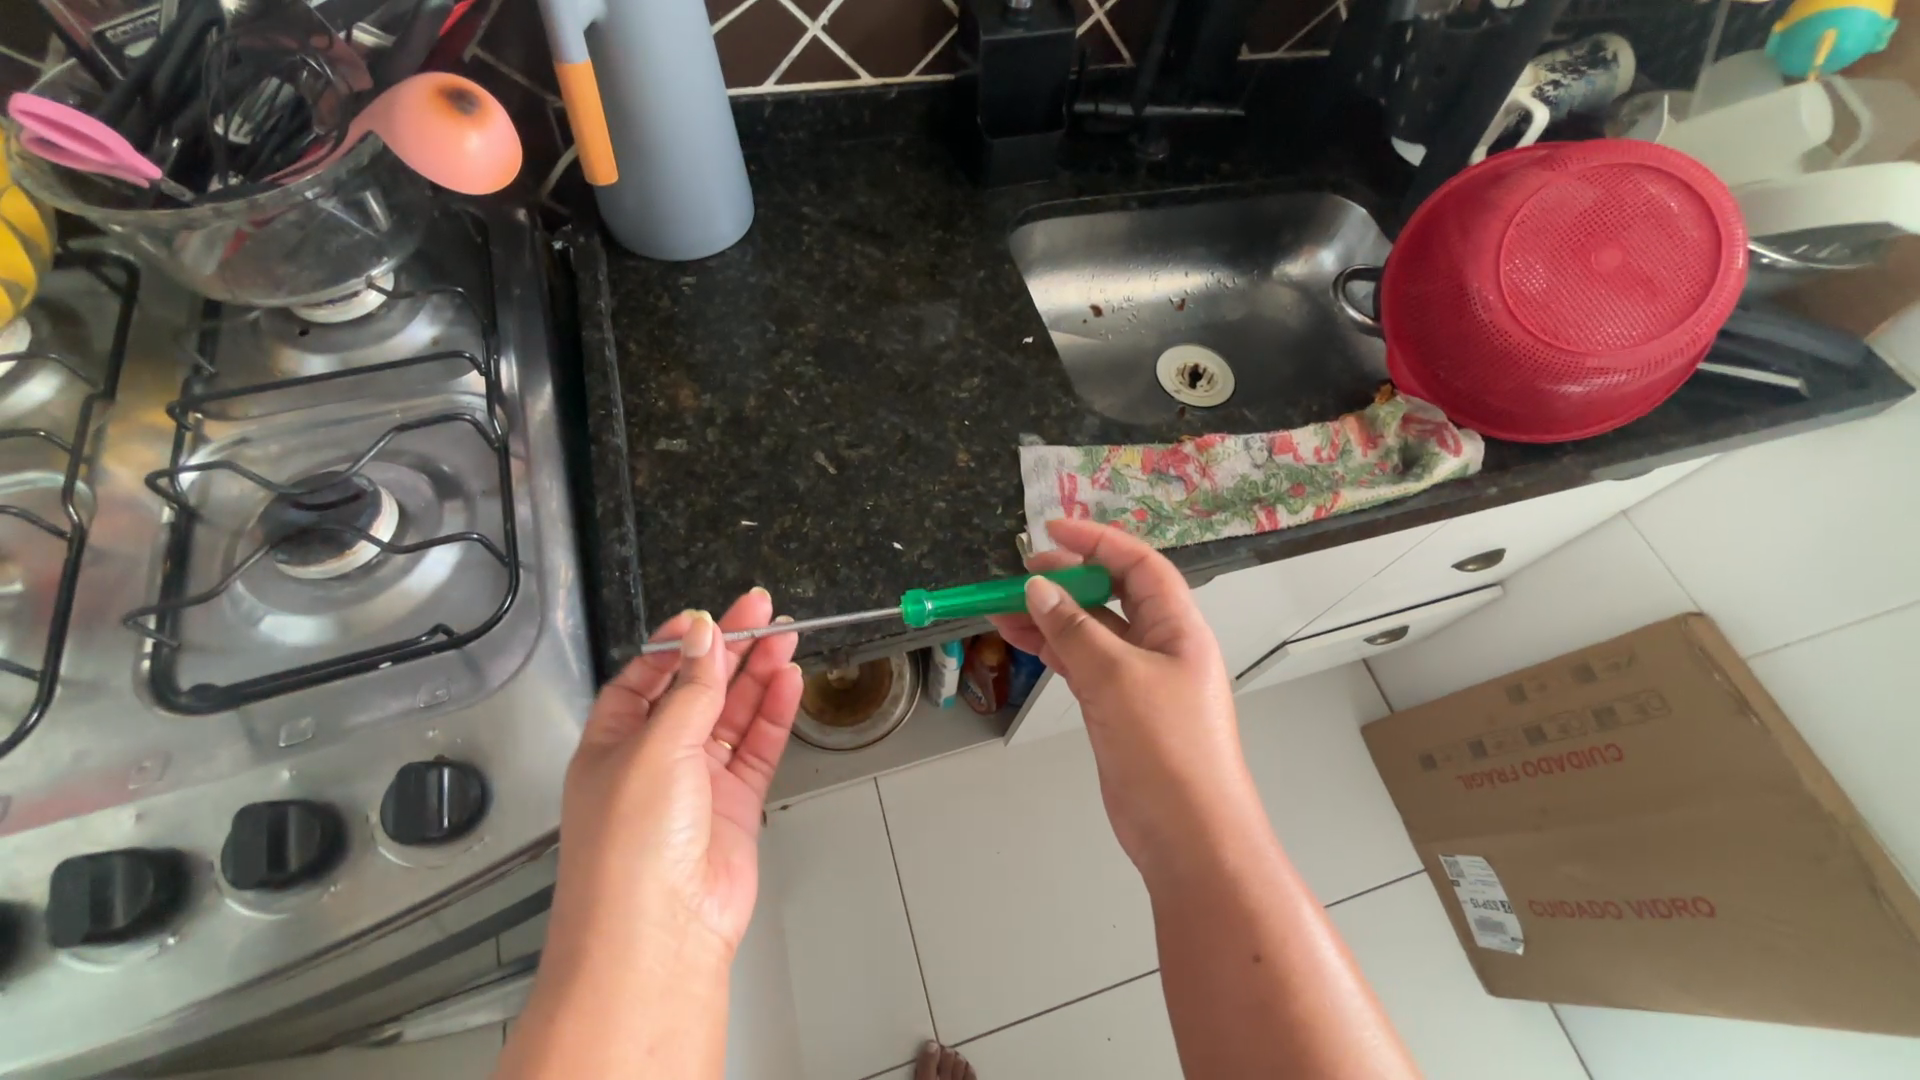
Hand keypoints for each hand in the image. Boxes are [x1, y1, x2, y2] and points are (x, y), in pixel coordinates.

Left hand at [500, 592, 801, 1079]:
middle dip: (731, 649)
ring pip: (734, 713)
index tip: (713, 616)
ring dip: (759, 674)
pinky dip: (775, 713)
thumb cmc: (629, 849)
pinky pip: (758, 746)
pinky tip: (788, 683)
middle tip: (764, 613)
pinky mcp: (735, 802)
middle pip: (699, 688)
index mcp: (613, 740)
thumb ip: (689, 688)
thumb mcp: (654, 748)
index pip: (648, 675)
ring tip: (786, 638)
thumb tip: (702, 634)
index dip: (681, 643)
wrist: (660, 933)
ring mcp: (698, 780)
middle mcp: (654, 757)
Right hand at [989, 519, 1259, 879]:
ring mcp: (1137, 679)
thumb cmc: (1167, 749)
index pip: (1138, 565)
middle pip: (1110, 595)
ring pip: (1089, 631)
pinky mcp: (1116, 708)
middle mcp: (1160, 645)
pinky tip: (1020, 637)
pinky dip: (1051, 649)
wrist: (1187, 835)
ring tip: (1001, 607)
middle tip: (1021, 573)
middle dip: (1066, 580)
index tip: (1052, 530)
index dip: (1097, 541)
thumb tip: (1038, 589)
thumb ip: (1075, 631)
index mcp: (1178, 627)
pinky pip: (1080, 664)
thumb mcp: (1117, 678)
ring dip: (1049, 617)